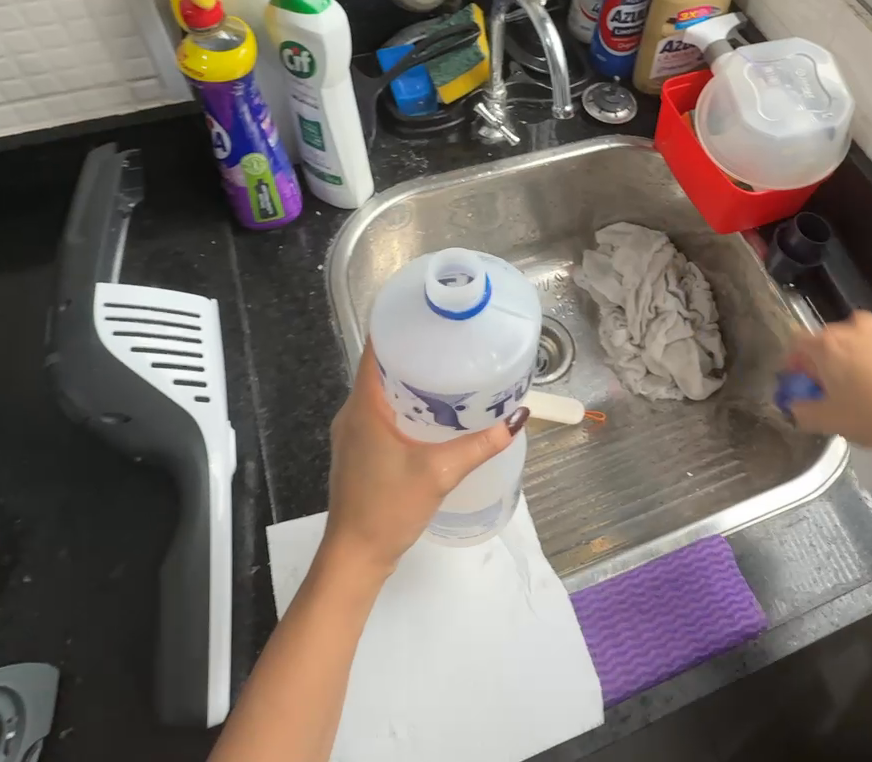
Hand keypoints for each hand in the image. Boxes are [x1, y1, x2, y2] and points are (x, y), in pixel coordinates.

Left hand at [322, 343, 528, 574]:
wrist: (355, 557)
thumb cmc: (388, 507)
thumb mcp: (440, 473)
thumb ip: (480, 444)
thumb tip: (518, 417)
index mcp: (364, 406)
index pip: (375, 349)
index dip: (400, 327)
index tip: (431, 315)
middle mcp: (353, 413)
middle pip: (381, 368)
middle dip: (415, 352)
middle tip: (454, 343)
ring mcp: (353, 433)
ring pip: (382, 392)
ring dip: (411, 380)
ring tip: (450, 372)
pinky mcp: (359, 451)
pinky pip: (382, 413)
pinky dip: (406, 404)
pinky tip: (434, 413)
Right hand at [785, 313, 871, 461]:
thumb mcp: (829, 423)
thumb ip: (802, 412)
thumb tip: (795, 407)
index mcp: (829, 344)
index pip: (799, 343)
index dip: (796, 362)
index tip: (803, 382)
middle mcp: (858, 327)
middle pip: (834, 338)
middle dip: (832, 359)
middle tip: (840, 387)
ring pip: (868, 340)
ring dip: (865, 357)